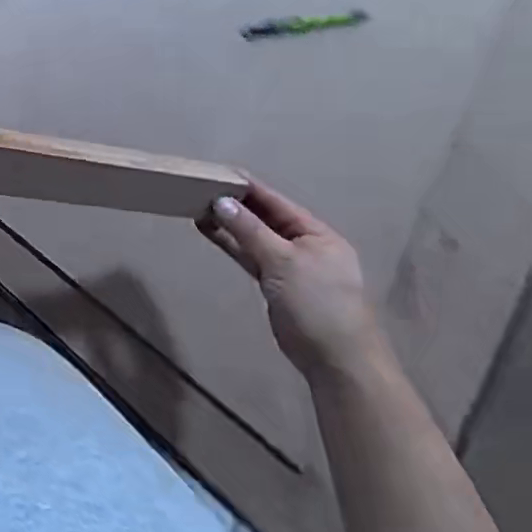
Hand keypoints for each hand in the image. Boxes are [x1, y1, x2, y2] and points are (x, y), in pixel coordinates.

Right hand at [196, 179, 386, 378]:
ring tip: (196, 205)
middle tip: (199, 187)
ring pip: (253, 236)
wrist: (336, 360)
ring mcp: (289, 265)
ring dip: (228, 223)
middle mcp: (304, 245)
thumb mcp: (283, 260)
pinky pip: (249, 254)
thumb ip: (250, 230)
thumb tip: (220, 201)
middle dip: (234, 203)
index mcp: (317, 234)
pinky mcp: (275, 283)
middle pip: (264, 217)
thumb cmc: (318, 303)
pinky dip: (231, 243)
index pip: (276, 202)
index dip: (247, 187)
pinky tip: (208, 230)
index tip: (217, 172)